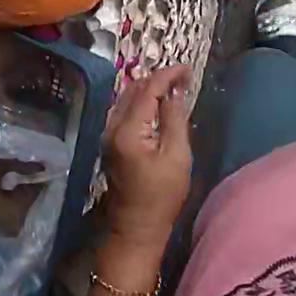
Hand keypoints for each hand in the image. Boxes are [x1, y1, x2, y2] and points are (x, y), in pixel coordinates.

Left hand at [101, 65, 192, 246]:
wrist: (136, 226)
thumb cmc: (161, 195)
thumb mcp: (177, 156)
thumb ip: (174, 119)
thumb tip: (175, 92)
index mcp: (127, 130)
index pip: (146, 90)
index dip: (167, 75)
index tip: (186, 68)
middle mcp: (112, 127)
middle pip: (132, 90)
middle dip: (156, 78)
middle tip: (182, 75)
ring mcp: (108, 134)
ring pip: (126, 98)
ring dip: (147, 87)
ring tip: (172, 84)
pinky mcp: (111, 141)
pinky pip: (124, 110)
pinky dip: (140, 100)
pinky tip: (155, 102)